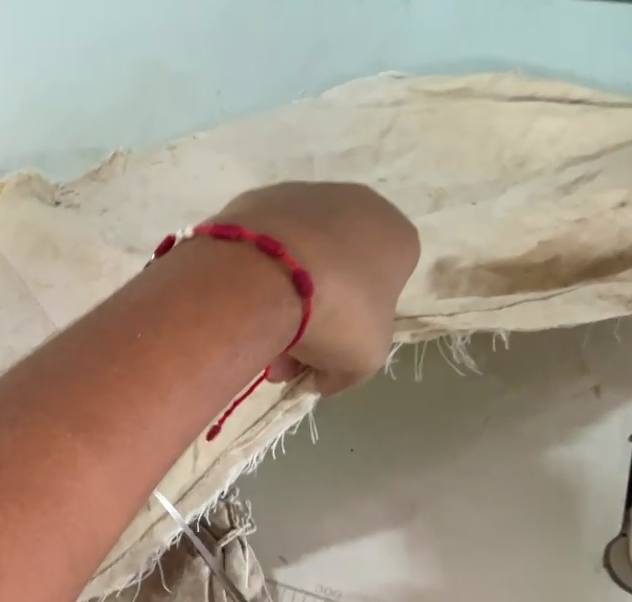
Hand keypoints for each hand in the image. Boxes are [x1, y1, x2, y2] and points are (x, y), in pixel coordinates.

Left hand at [208, 183, 418, 393]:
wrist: (266, 271)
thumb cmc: (336, 313)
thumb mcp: (363, 361)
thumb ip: (348, 371)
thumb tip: (321, 377)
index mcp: (397, 237)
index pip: (379, 294)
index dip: (347, 336)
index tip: (313, 363)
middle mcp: (357, 204)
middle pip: (332, 279)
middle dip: (306, 326)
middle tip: (276, 362)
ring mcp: (304, 195)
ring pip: (293, 262)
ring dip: (275, 303)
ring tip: (250, 340)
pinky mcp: (255, 199)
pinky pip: (256, 249)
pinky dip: (249, 276)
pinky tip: (234, 303)